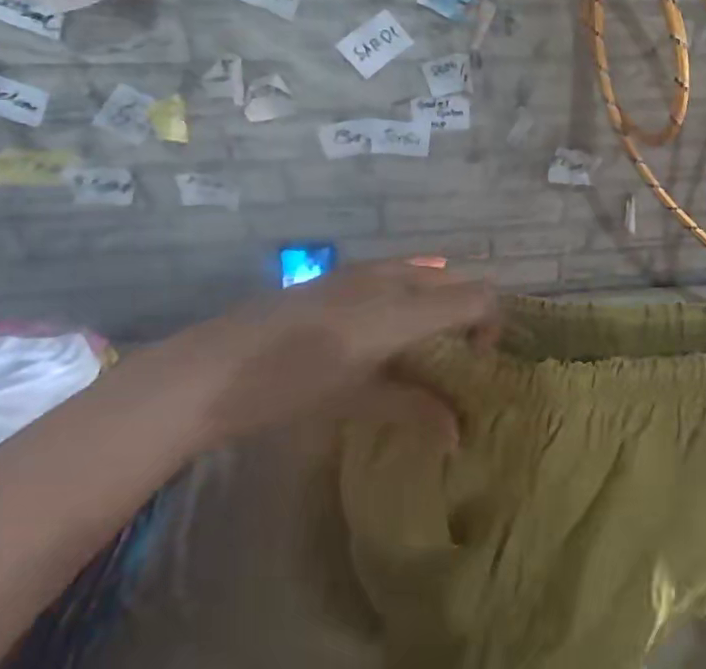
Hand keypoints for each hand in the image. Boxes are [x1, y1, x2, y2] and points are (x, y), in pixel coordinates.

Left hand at [147, 259, 495, 446]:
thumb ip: (413, 408)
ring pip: (425, 271)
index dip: (491, 322)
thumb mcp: (356, 400)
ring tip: (424, 339)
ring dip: (439, 297)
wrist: (214, 367)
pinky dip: (411, 290)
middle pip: (455, 279)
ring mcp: (362, 270)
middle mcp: (390, 279)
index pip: (476, 296)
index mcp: (402, 309)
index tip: (478, 359)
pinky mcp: (339, 273)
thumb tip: (458, 434)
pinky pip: (395, 271)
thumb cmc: (290, 388)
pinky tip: (385, 325)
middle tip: (458, 352)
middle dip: (469, 309)